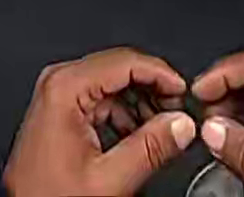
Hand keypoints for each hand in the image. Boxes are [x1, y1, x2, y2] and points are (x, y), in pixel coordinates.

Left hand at [4, 47, 196, 195]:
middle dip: (154, 89)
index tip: (184, 91)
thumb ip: (149, 148)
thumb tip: (181, 124)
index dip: (162, 74)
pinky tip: (139, 133)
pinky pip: (102, 95)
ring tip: (162, 126)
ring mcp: (59, 91)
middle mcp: (60, 80)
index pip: (127, 61)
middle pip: (121, 68)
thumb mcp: (106, 182)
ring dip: (141, 101)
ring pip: (114, 81)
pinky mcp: (61, 105)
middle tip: (178, 110)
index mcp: (67, 86)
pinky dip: (124, 111)